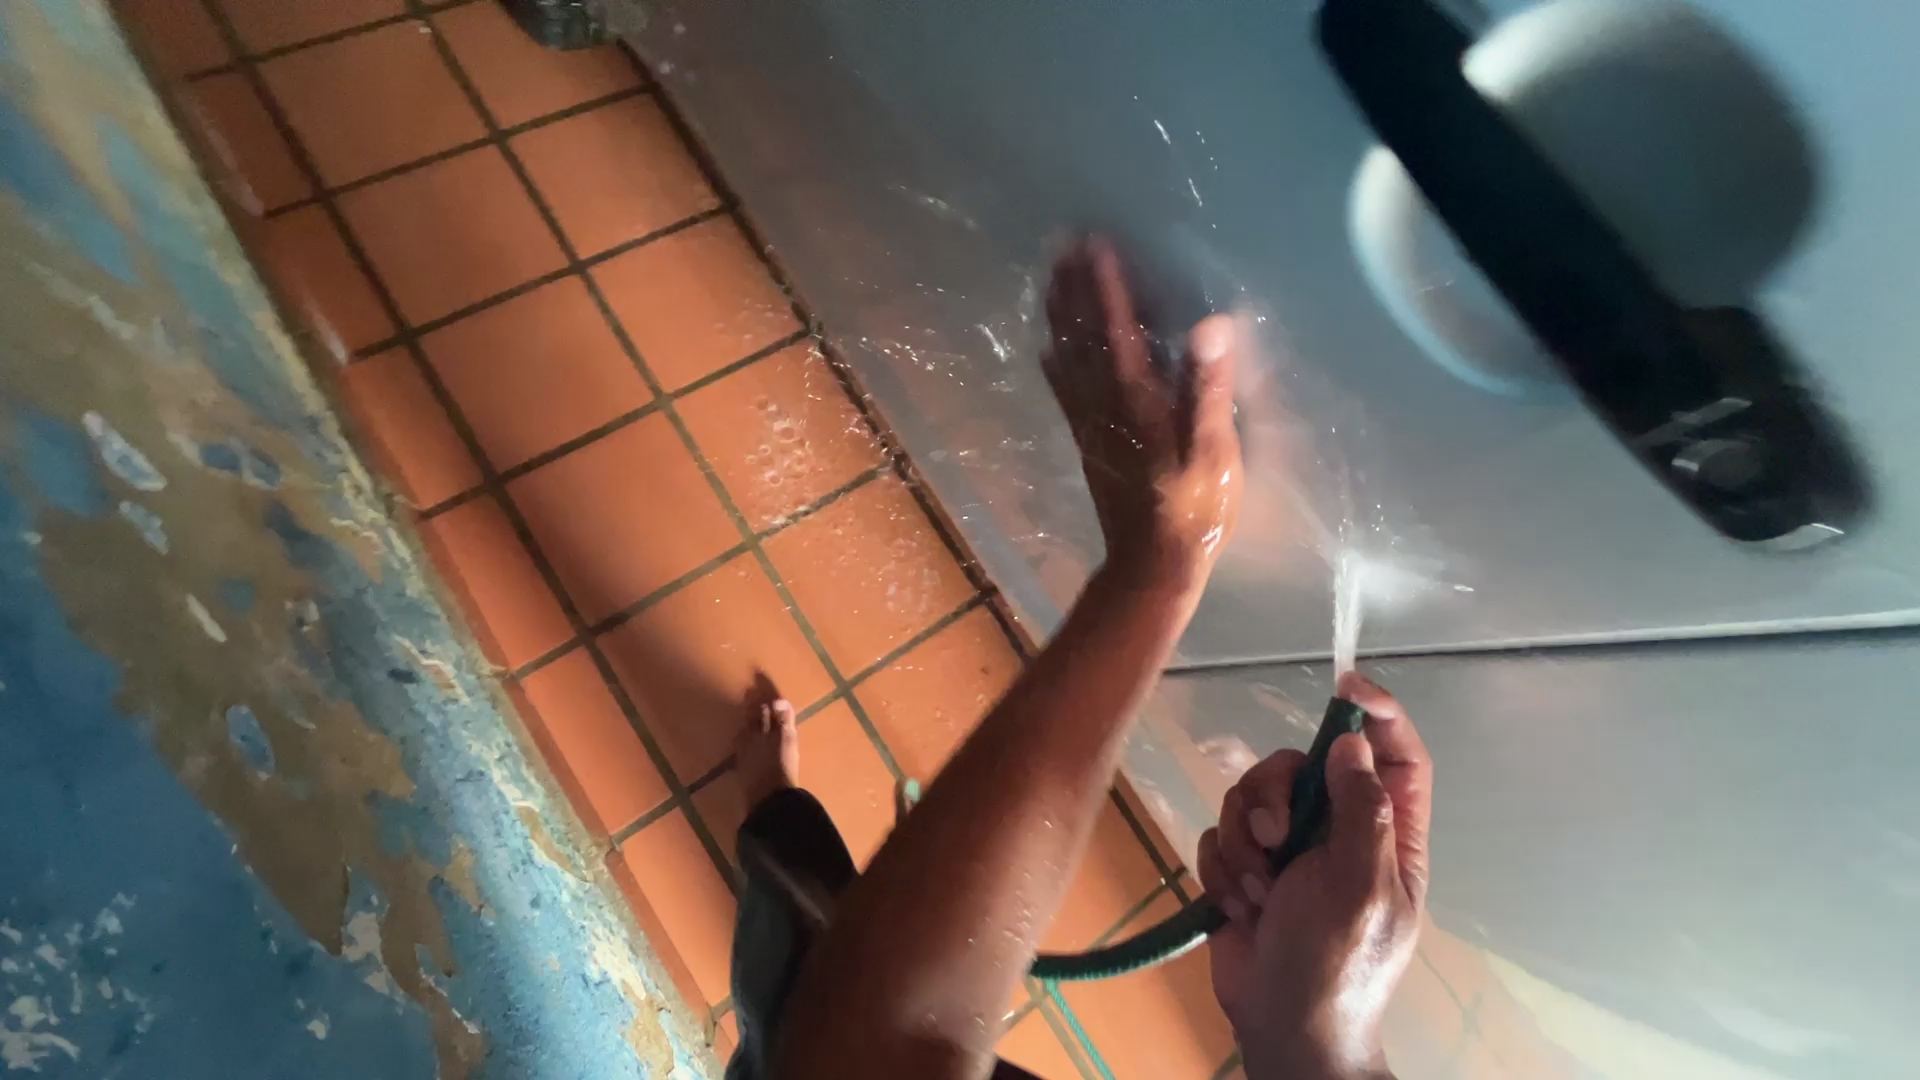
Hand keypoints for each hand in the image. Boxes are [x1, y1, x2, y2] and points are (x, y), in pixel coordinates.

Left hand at [1043, 237, 1242, 594]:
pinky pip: (1063, 394)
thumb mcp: (1214, 452)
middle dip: (1072, 290)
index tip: (1094, 244)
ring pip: (1066, 359)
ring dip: (1057, 318)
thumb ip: (1208, 390)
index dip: (1105, 286)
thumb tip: (1210, 327)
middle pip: (1081, 337)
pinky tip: (1045, 350)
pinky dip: (1053, 365)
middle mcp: (1104, 405)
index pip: (1116, 330)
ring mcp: (1090, 424)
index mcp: (1137, 400)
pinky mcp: (1087, 443)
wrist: (1151, 561)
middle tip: (1060, 247)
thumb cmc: (1192, 508)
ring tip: (1048, 281)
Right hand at [1197, 673, 1432, 1079]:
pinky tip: (1240, 907)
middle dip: (1273, 798)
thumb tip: (1352, 741)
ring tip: (1257, 893)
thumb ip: (1360, 811)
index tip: (1346, 684)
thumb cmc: (1336, 962)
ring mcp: (1287, 845)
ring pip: (1249, 795)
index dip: (1379, 713)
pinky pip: (1220, 832)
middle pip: (1298, 766)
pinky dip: (1224, 868)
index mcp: (1384, 832)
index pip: (1396, 757)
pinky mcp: (1244, 861)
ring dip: (1243, 845)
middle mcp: (1335, 828)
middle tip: (1274, 842)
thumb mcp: (1361, 887)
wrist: (1280, 1021)